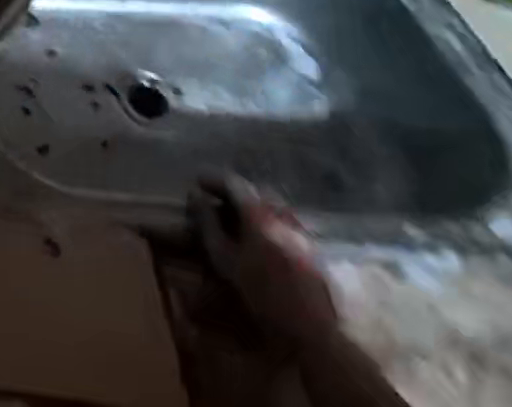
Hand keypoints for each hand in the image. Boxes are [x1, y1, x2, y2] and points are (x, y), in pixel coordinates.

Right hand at [190, 176, 339, 351]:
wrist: (316, 333)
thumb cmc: (263, 295)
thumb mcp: (224, 259)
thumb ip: (208, 224)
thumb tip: (194, 196)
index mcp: (260, 215)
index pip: (234, 183)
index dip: (213, 179)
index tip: (197, 182)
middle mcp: (284, 215)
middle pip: (255, 191)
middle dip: (232, 191)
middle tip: (214, 199)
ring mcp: (302, 230)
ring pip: (272, 205)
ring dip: (250, 205)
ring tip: (234, 217)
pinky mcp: (313, 246)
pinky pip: (285, 220)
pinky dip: (267, 219)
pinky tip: (258, 237)